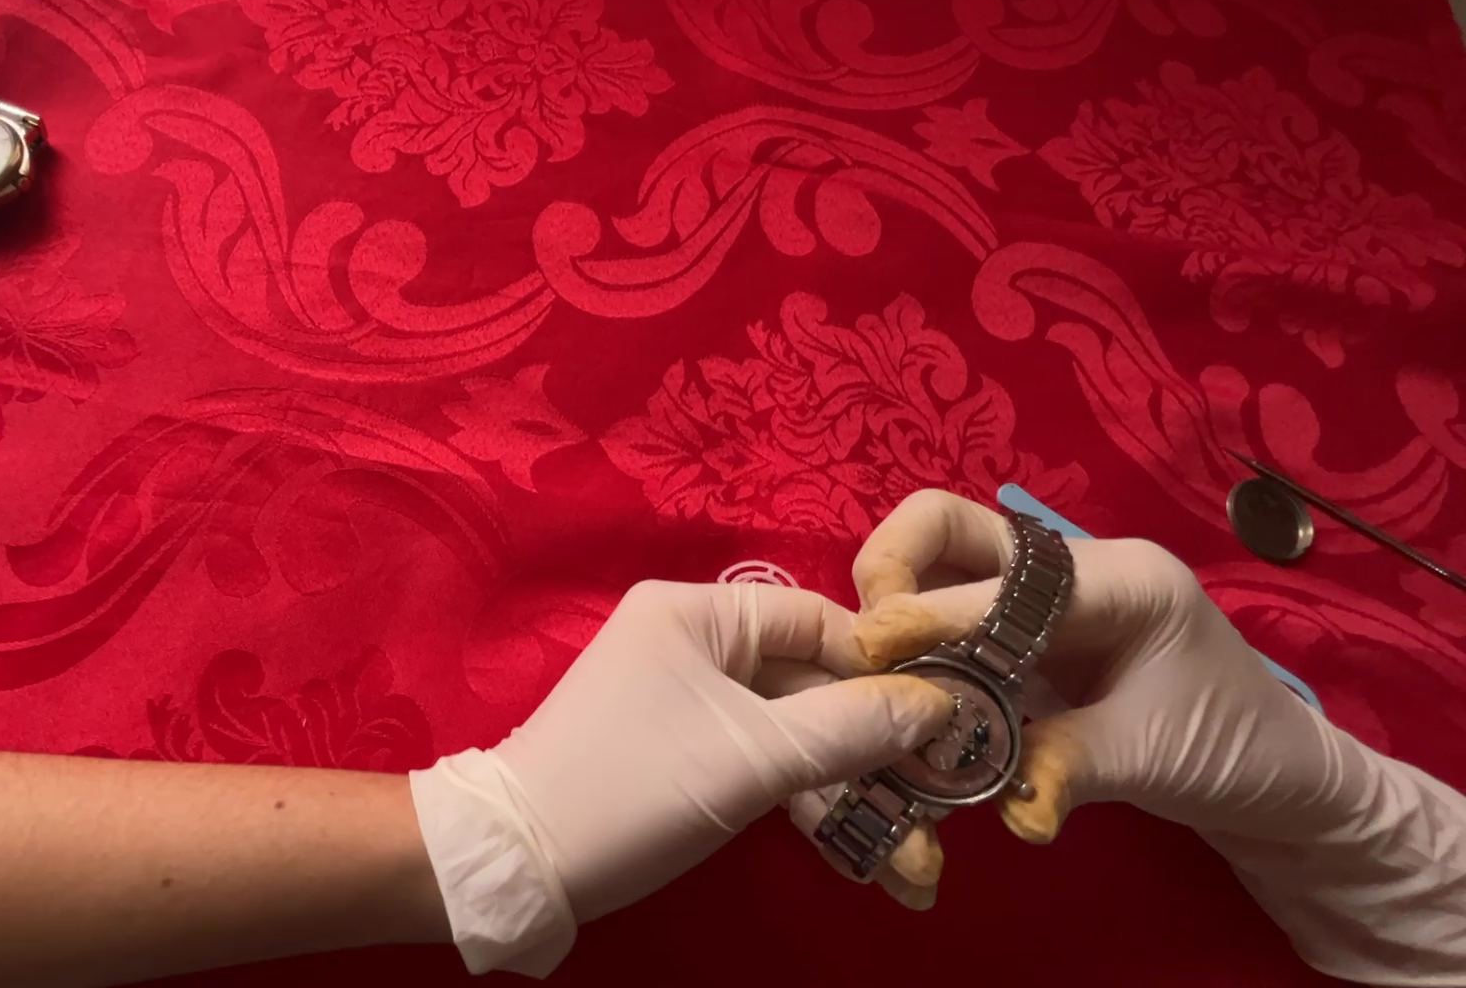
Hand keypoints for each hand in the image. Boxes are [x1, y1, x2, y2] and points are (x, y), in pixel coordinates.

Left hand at [410, 580, 953, 974]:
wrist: (526, 857)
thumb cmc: (637, 785)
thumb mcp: (751, 755)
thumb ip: (849, 725)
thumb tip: (936, 703)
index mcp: (693, 611)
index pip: (808, 617)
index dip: (876, 664)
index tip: (942, 718)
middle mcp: (688, 638)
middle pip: (802, 677)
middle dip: (868, 743)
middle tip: (935, 803)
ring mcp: (683, 693)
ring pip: (785, 725)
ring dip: (842, 783)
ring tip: (911, 854)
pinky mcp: (681, 742)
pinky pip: (755, 752)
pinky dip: (799, 794)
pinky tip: (858, 848)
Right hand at [811, 492, 1465, 987]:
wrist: (1277, 775)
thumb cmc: (1233, 757)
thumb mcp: (1150, 763)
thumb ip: (1058, 767)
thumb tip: (980, 792)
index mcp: (1119, 579)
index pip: (997, 581)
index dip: (928, 613)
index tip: (870, 649)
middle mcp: (1065, 560)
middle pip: (942, 521)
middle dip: (889, 566)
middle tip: (867, 636)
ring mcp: (1032, 580)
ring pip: (927, 548)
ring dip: (887, 593)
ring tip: (873, 655)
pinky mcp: (1008, 609)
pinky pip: (934, 591)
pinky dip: (902, 619)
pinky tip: (895, 662)